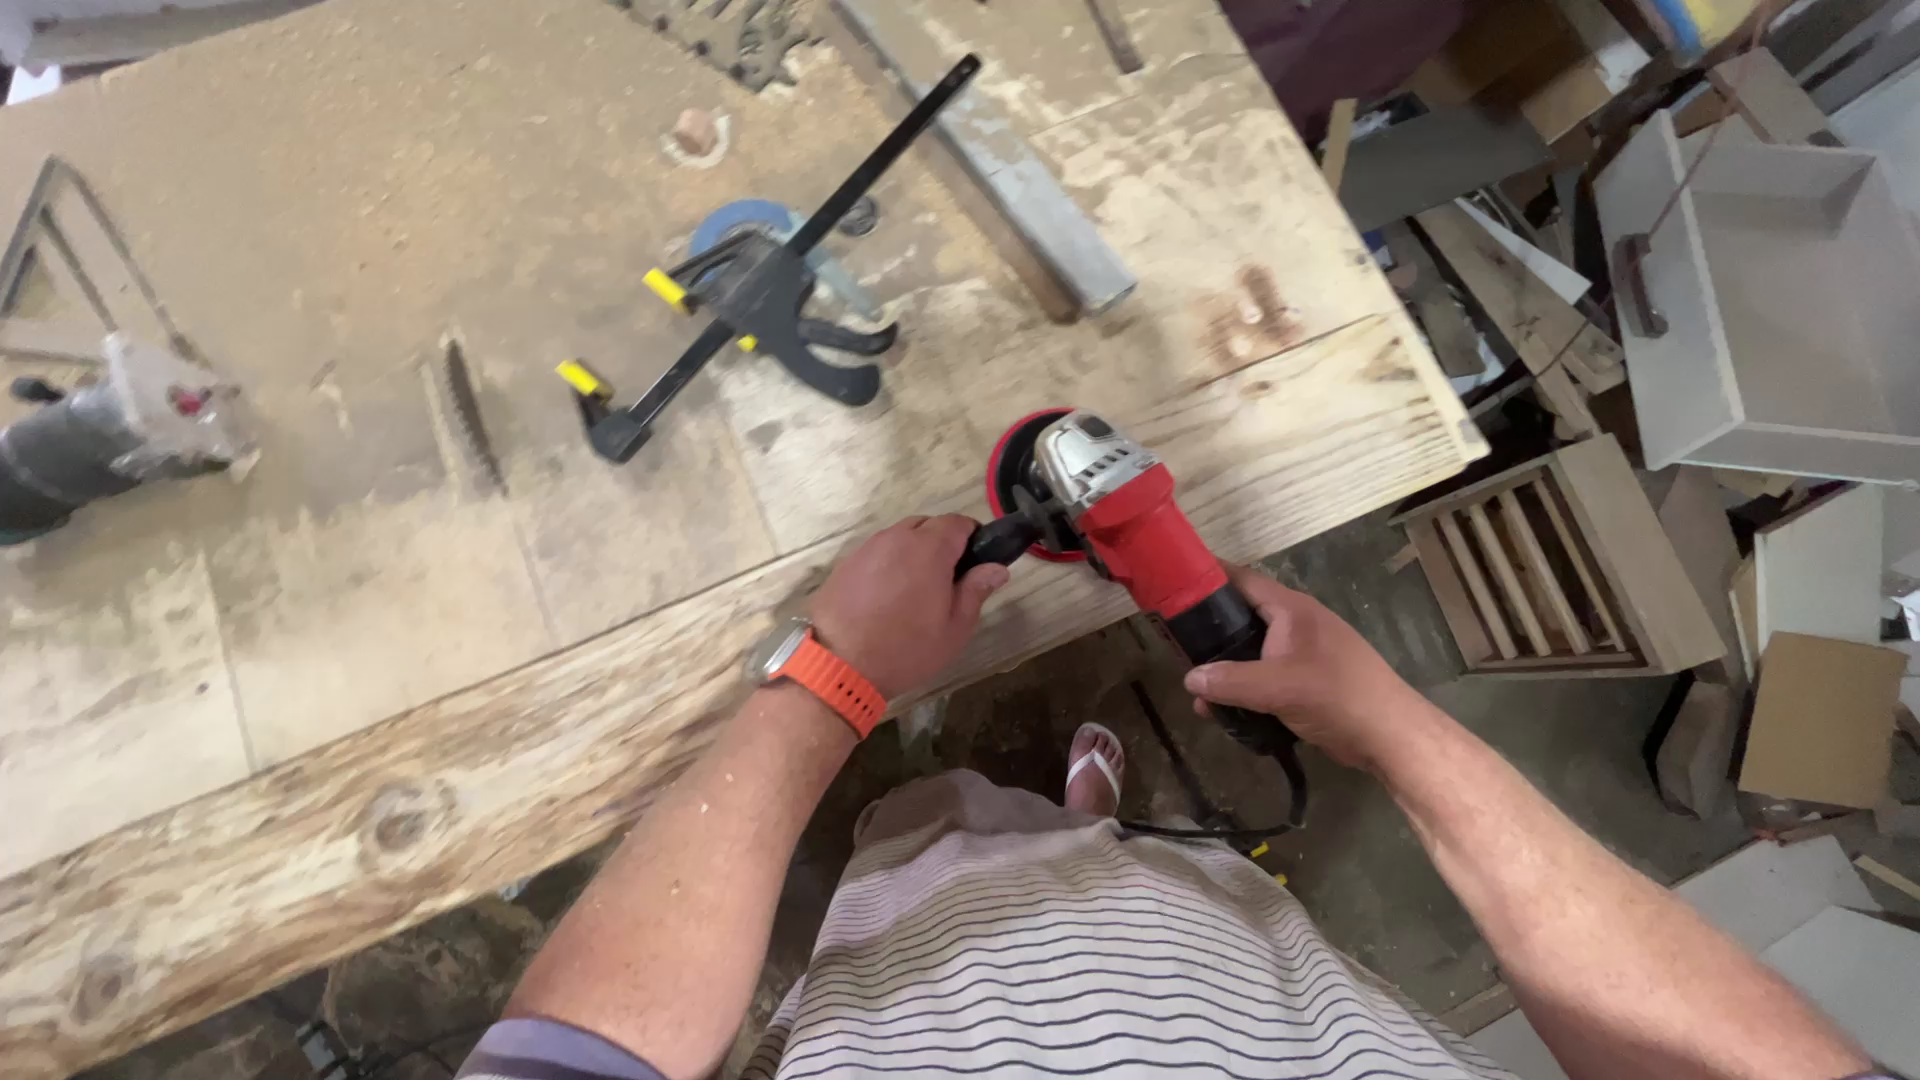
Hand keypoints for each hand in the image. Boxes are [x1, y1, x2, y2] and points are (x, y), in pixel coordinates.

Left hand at [810, 515, 1010, 698]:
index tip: (975, 562)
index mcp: (929, 548)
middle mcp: (897, 538)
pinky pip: (878, 553)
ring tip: (916, 590)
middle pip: (928, 525)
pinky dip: (889, 564)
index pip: (958, 522)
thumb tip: (996, 568)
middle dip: (942, 543)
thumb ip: (976, 590)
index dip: (972, 537)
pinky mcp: (846, 563)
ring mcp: (868, 548)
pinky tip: (887, 596)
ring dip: (914, 553)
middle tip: (947, 581)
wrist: (838, 665)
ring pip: (900, 537)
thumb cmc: (906, 649)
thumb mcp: (954, 628)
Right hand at [1183, 564, 1433, 771]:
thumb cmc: (1337, 696)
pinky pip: (1264, 674)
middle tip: (1174, 641)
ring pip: (1251, 649)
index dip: (1208, 576)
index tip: (1173, 580)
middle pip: (1242, 615)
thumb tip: (1189, 679)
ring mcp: (1303, 651)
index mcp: (1291, 610)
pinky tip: (1225, 709)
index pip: (1242, 579)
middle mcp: (1296, 623)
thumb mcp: (1277, 687)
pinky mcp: (1307, 678)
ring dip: (1225, 667)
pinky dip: (1244, 687)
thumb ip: (1229, 681)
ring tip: (1197, 688)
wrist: (1391, 737)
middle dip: (1209, 630)